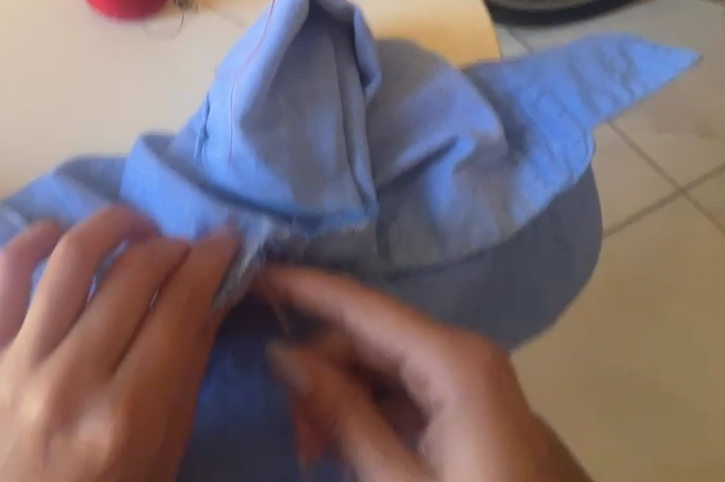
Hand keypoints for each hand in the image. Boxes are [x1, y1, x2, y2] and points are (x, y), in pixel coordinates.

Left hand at [0, 205, 238, 481]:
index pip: (178, 307)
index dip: (209, 261)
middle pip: (131, 275)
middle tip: (185, 248)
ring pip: (72, 257)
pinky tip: (68, 234)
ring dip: (114, 225)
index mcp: (124, 417)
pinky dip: (38, 236)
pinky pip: (7, 270)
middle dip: (172, 246)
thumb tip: (217, 284)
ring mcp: (18, 365)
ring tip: (138, 229)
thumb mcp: (167, 446)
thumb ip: (191, 360)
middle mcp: (69, 382)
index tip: (225, 241)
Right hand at [257, 266, 591, 481]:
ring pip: (383, 363)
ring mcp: (471, 377)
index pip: (361, 304)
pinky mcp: (471, 404)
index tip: (253, 274)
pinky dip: (370, 410)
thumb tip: (282, 353)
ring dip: (342, 396)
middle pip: (369, 336)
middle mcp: (463, 352)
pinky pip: (405, 388)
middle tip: (295, 436)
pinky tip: (349, 444)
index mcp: (454, 360)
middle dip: (322, 372)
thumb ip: (341, 414)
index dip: (304, 286)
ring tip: (315, 449)